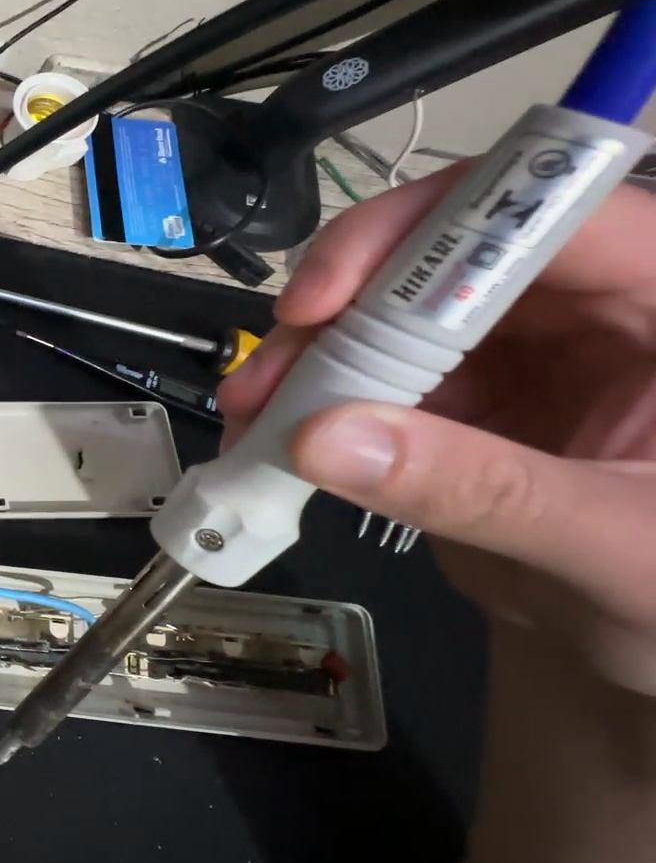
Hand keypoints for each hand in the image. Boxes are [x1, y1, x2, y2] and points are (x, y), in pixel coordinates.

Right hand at [219, 167, 655, 693]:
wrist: (655, 642)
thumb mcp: (615, 550)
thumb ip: (485, 491)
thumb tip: (322, 438)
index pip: (549, 221)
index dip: (426, 236)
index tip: (319, 301)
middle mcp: (587, 309)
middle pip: (436, 256)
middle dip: (331, 310)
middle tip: (263, 376)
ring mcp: (512, 347)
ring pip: (379, 310)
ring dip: (299, 357)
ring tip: (247, 414)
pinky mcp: (452, 385)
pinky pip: (359, 367)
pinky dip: (300, 396)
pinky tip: (261, 433)